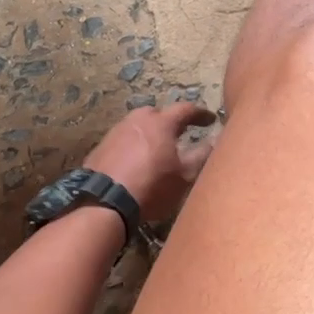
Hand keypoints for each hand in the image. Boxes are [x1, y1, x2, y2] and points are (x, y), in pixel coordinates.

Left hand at [82, 102, 217, 220]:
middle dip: (170, 120)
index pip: (186, 109)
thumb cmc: (151, 185)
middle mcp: (137, 121)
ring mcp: (115, 134)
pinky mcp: (99, 149)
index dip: (201, 114)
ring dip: (149, 133)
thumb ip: (203, 154)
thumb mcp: (185, 174)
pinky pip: (122, 141)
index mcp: (161, 123)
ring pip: (137, 126)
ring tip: (156, 148)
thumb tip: (214, 139)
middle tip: (180, 132)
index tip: (211, 120)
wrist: (102, 204)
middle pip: (157, 113)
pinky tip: (135, 162)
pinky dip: (133, 146)